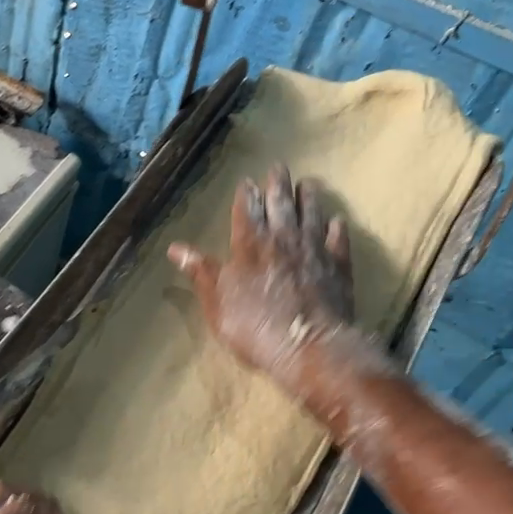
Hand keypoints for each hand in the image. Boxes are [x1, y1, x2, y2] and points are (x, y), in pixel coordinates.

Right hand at [167, 163, 357, 388]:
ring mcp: (313, 249)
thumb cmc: (255, 325)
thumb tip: (175, 248)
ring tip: (308, 183)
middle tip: (279, 167)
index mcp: (250, 243)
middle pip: (280, 203)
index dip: (246, 194)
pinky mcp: (338, 266)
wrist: (310, 346)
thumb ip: (200, 271)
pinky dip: (337, 228)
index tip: (247, 182)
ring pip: (311, 214)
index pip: (246, 209)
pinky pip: (338, 239)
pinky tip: (338, 220)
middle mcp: (283, 237)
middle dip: (278, 184)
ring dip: (309, 197)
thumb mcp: (217, 301)